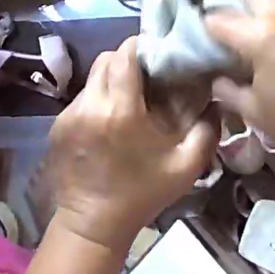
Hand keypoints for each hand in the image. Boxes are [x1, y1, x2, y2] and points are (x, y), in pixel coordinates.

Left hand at [44, 37, 215, 253]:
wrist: (92, 227)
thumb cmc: (142, 195)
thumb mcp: (186, 166)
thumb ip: (206, 129)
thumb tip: (217, 100)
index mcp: (120, 110)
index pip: (125, 54)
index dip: (143, 47)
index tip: (160, 55)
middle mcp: (90, 105)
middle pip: (106, 58)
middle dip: (127, 60)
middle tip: (148, 75)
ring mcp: (69, 115)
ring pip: (92, 76)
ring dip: (112, 79)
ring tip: (131, 98)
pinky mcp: (57, 125)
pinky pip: (82, 97)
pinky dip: (98, 99)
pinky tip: (112, 120)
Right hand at [206, 0, 274, 173]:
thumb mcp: (259, 115)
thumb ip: (229, 90)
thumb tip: (217, 76)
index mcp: (259, 33)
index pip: (217, 19)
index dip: (206, 32)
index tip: (206, 46)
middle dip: (237, 12)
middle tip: (237, 40)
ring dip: (266, 12)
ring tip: (268, 38)